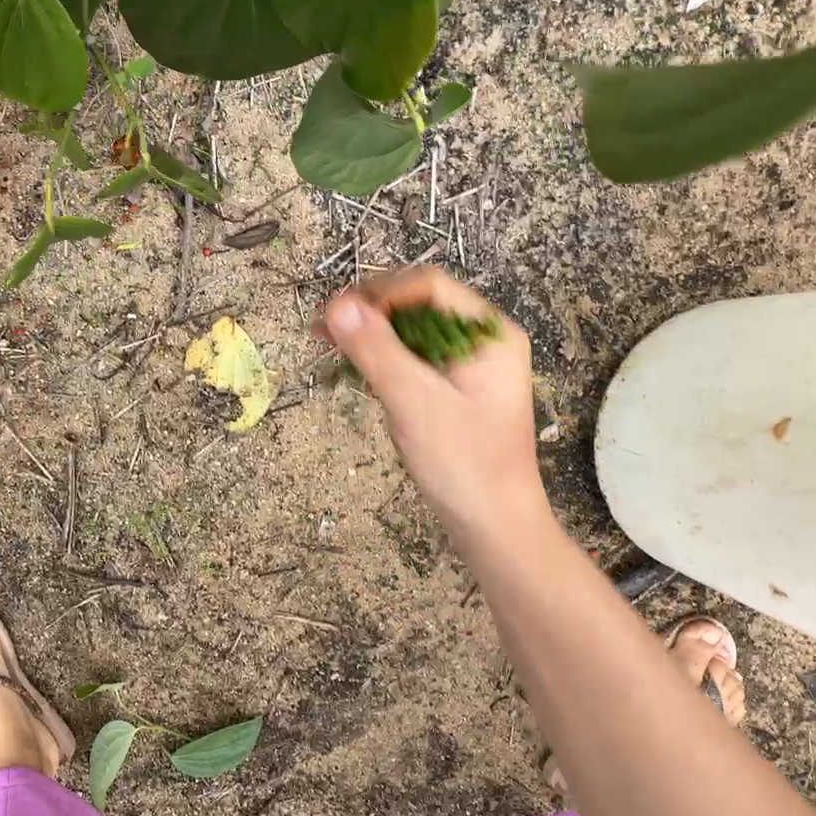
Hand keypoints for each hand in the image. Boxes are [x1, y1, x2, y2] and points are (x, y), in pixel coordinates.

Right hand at [320, 268, 545, 543]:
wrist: (493, 527)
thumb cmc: (463, 464)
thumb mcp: (414, 402)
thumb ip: (376, 351)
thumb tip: (336, 306)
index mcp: (489, 335)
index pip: (428, 288)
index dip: (379, 294)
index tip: (336, 315)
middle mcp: (481, 342)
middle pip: (417, 306)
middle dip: (368, 313)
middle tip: (322, 330)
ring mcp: (466, 367)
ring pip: (409, 333)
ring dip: (368, 335)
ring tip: (327, 346)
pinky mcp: (450, 391)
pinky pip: (410, 359)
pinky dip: (379, 359)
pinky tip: (352, 370)